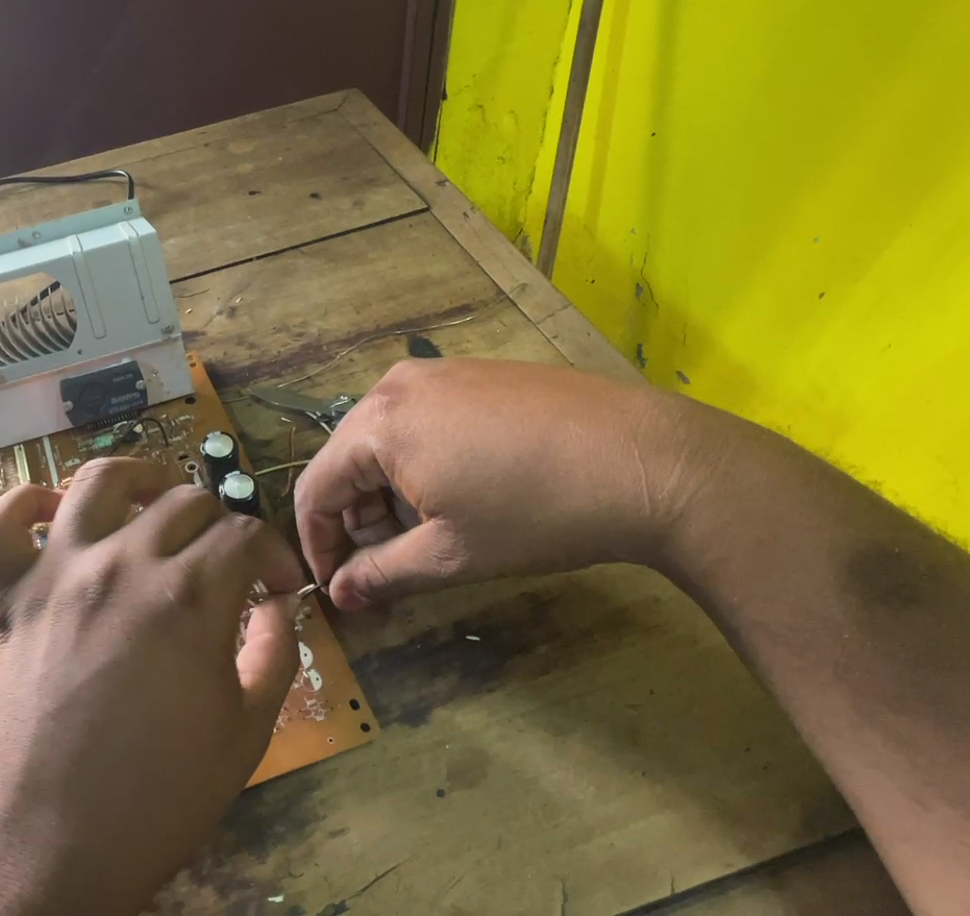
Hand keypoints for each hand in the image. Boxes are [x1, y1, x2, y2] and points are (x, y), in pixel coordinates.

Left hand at [0, 457, 306, 915]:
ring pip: (99, 482)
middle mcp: (123, 564)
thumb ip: (276, 653)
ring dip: (138, 478)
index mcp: (189, 597)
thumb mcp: (247, 733)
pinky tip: (53, 512)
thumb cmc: (158, 800)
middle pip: (186, 501)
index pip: (247, 536)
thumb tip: (279, 604)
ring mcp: (57, 574)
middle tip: (226, 560)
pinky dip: (24, 502)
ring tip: (155, 497)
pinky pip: (1, 524)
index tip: (280, 589)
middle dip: (221, 522)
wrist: (48, 851)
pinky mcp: (8, 596)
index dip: (276, 556)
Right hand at [294, 358, 700, 609]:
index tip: (337, 587)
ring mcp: (441, 373)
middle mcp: (398, 385)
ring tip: (429, 535)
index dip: (318, 545)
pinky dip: (421, 465)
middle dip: (358, 520)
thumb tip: (340, 596)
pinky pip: (423, 422)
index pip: (316, 488)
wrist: (652, 461)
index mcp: (378, 423)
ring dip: (390, 494)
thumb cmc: (537, 512)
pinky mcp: (478, 374)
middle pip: (349, 460)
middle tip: (388, 567)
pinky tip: (462, 495)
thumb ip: (381, 574)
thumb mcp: (450, 554)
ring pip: (386, 441)